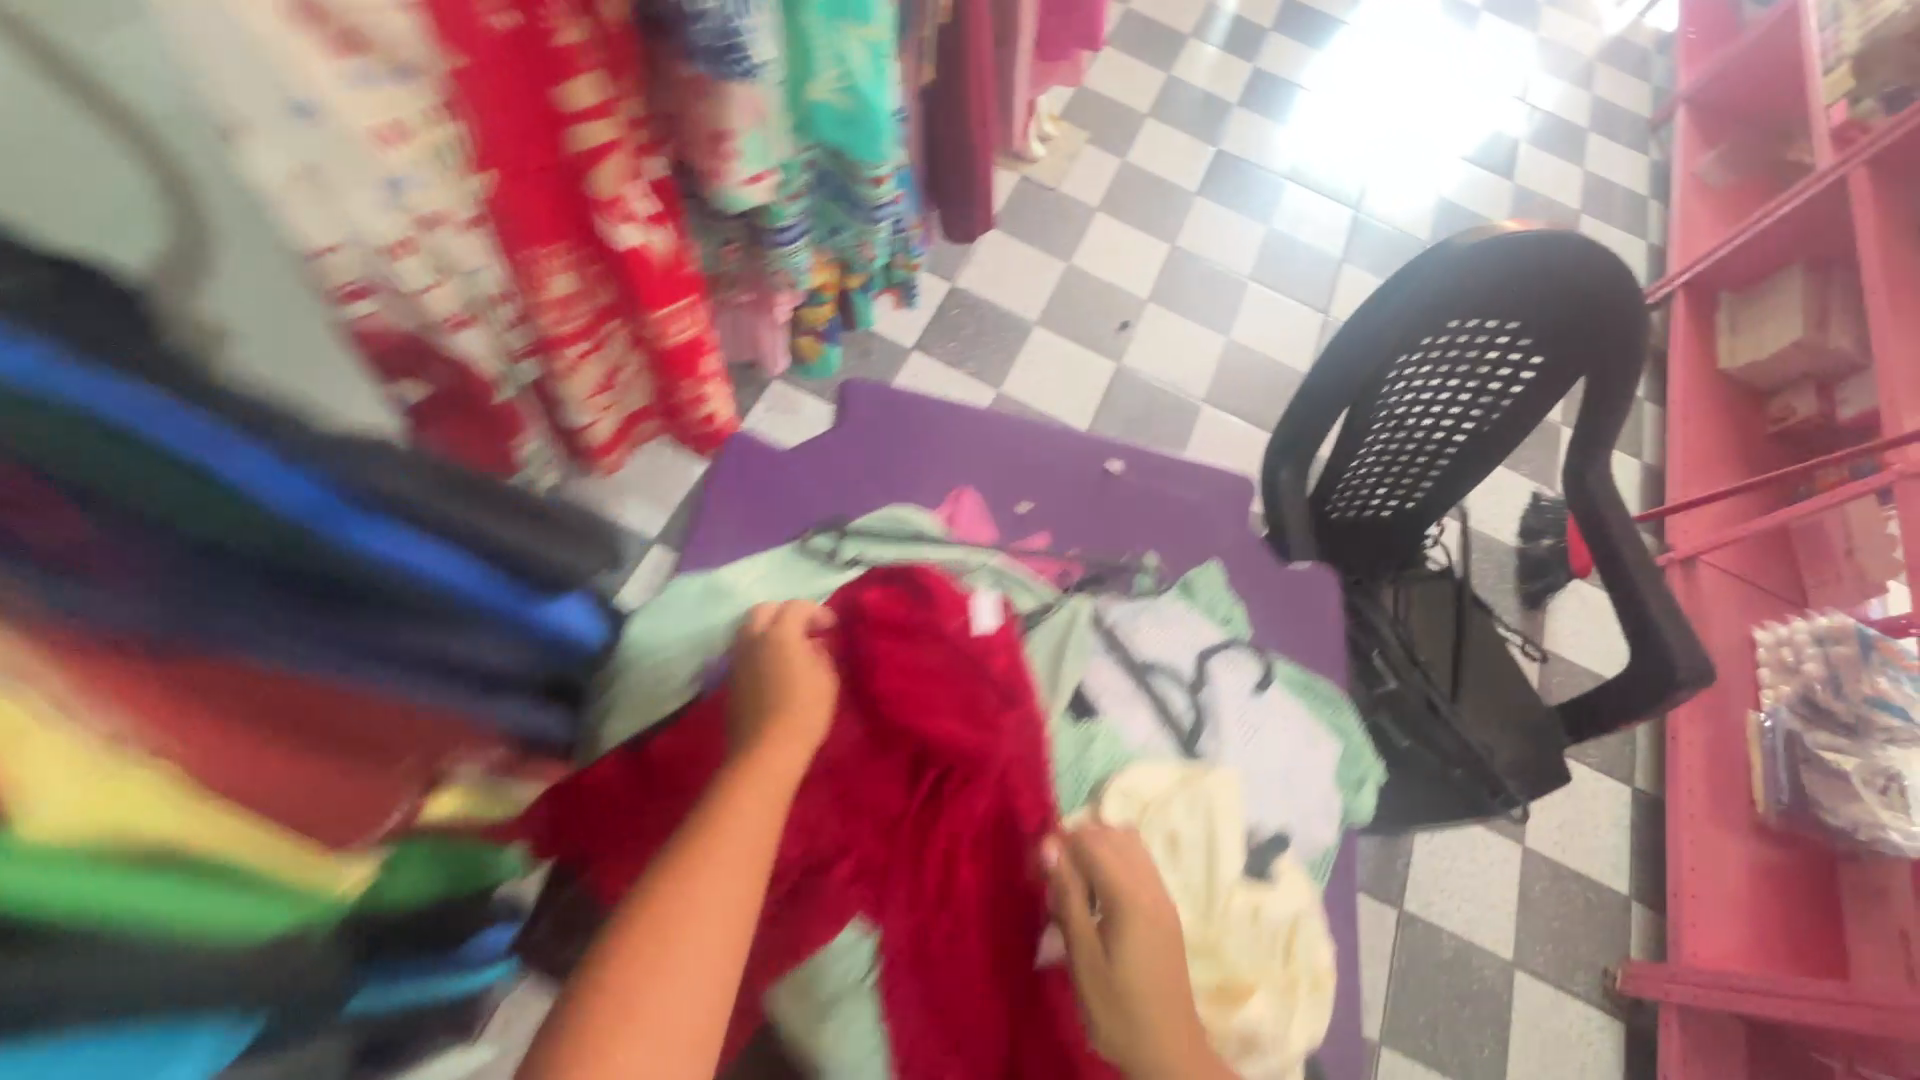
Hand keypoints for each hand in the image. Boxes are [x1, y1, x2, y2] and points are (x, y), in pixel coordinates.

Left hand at [726, 600, 838, 770]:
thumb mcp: (827, 680)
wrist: (765, 752)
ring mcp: (737, 658)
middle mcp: (753, 638)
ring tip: (791, 648)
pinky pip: (745, 650)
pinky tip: (776, 667)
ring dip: (770, 630)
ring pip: (750, 628)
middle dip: (787, 614)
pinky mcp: (731, 678)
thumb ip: (823, 654)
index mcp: (779, 634)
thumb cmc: (804, 713)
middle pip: (765, 610)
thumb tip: (815, 644)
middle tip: (807, 631)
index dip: (817, 612)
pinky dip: (760, 648)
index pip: (796, 606)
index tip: (832, 627)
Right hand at [1042, 824, 1229, 1079]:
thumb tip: (1048, 845)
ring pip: (1130, 845)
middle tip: (1055, 877)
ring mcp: (1163, 896)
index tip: (1039, 868)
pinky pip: (1140, 864)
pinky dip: (1116, 864)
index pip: (1092, 840)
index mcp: (1130, 896)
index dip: (1062, 842)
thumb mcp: (1082, 957)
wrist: (1168, 1050)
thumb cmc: (1117, 1009)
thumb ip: (1068, 896)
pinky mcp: (1166, 909)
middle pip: (1114, 834)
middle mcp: (1152, 886)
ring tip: (1076, 886)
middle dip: (1080, 841)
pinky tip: (1099, 898)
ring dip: (1099, 850)